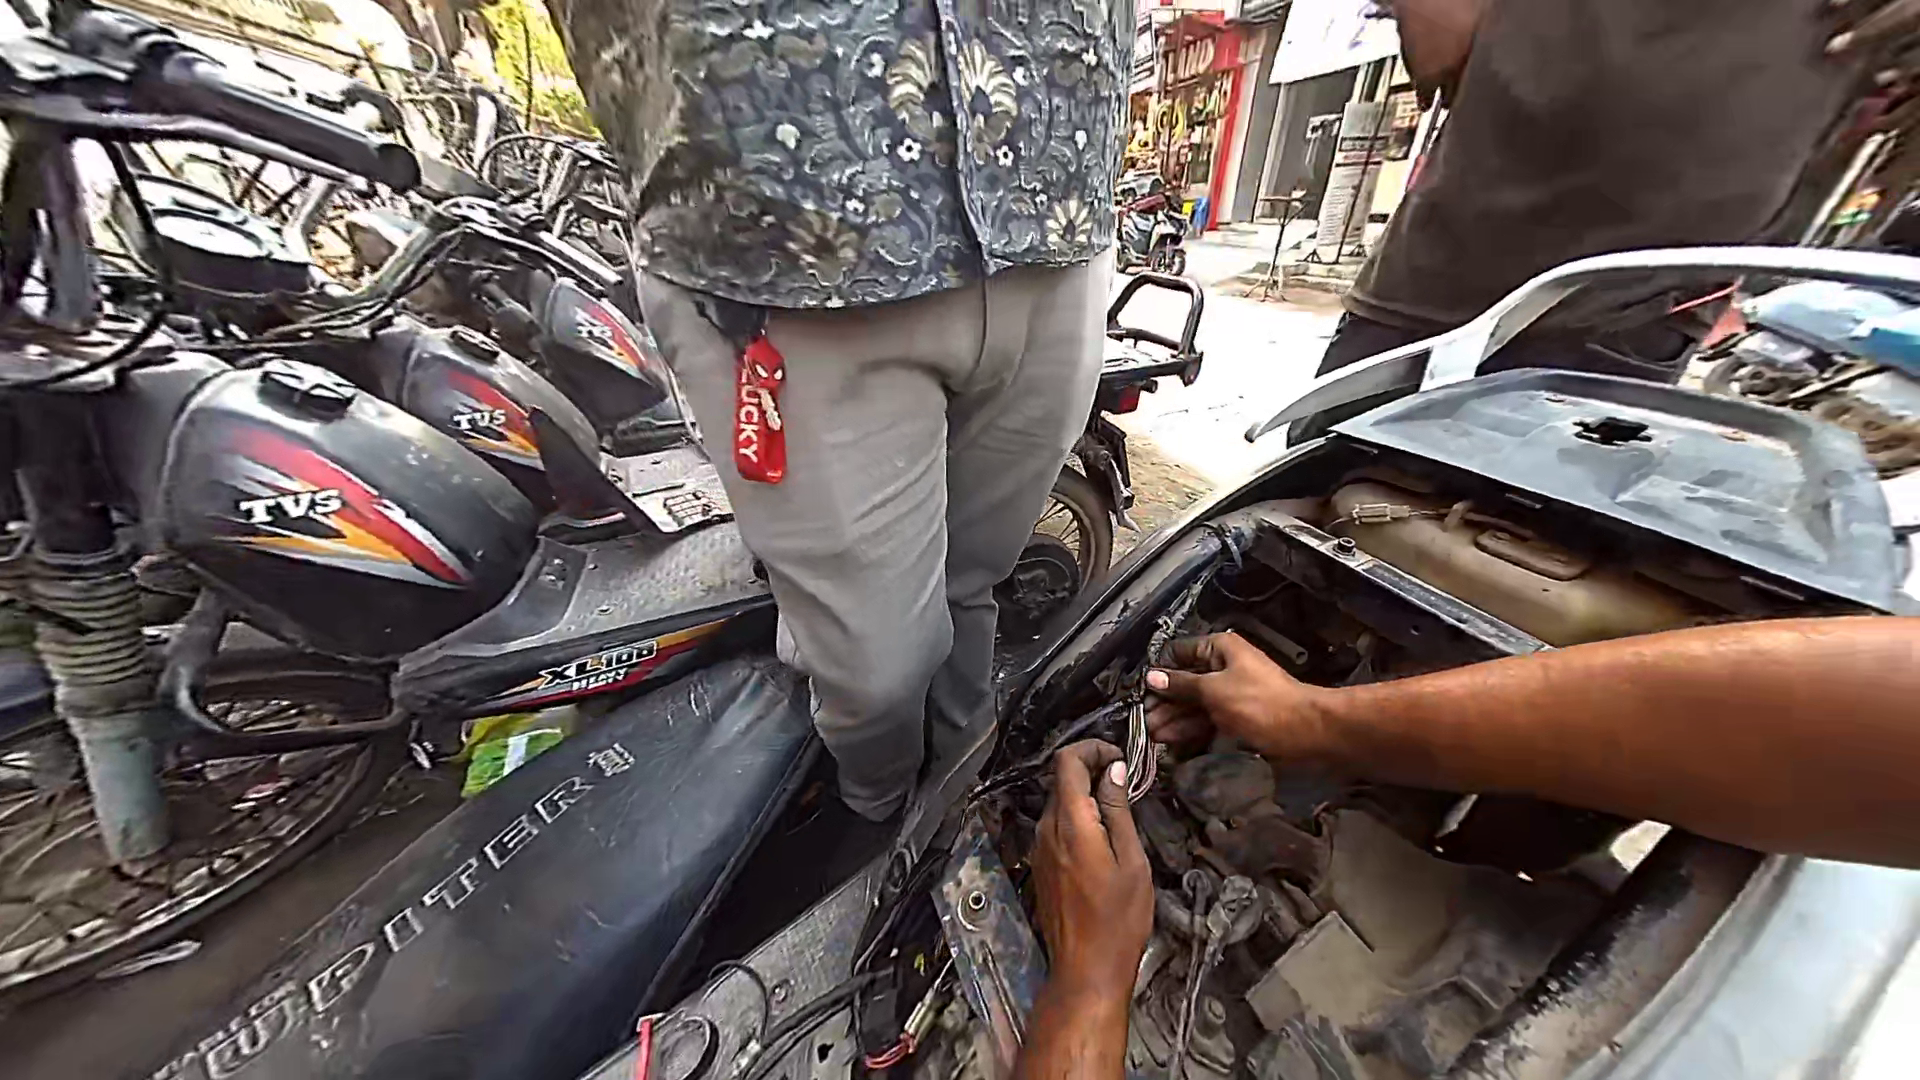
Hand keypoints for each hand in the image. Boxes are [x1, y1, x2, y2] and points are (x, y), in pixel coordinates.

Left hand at [1031, 741, 1152, 1000]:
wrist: (1085, 970)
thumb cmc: (1117, 921)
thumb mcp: (1132, 860)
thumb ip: (1118, 809)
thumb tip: (1113, 769)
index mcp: (1070, 822)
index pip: (1067, 760)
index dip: (1091, 748)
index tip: (1118, 758)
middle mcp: (1047, 826)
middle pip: (1061, 776)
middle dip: (1091, 768)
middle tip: (1123, 780)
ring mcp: (1039, 843)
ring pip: (1059, 798)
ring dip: (1085, 792)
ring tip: (1117, 808)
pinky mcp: (1040, 859)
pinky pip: (1056, 821)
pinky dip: (1076, 813)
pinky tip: (1100, 833)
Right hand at [1145, 633, 1330, 759]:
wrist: (1308, 733)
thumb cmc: (1261, 704)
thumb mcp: (1214, 690)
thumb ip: (1181, 684)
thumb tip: (1152, 677)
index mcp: (1219, 648)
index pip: (1178, 653)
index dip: (1159, 670)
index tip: (1141, 690)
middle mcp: (1222, 666)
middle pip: (1183, 680)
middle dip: (1162, 700)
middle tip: (1143, 719)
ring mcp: (1228, 692)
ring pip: (1192, 702)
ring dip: (1172, 717)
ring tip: (1152, 734)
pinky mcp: (1234, 715)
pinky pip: (1205, 718)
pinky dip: (1188, 727)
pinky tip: (1171, 740)